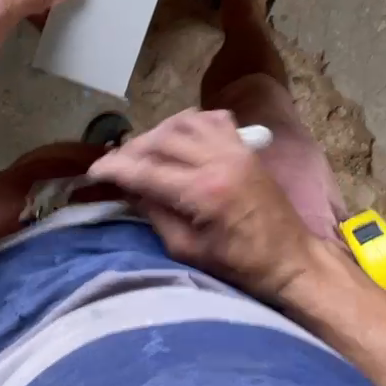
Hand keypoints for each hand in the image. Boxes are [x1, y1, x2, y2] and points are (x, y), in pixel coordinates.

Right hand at [87, 109, 324, 300]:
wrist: (292, 260)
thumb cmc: (241, 265)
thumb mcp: (188, 250)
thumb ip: (156, 215)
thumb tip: (129, 189)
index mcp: (204, 192)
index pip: (146, 171)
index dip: (114, 169)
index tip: (93, 172)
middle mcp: (219, 161)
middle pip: (161, 140)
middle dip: (131, 150)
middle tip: (114, 165)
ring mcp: (236, 149)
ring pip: (183, 122)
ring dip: (157, 132)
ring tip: (142, 150)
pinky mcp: (246, 148)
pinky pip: (212, 120)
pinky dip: (189, 122)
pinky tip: (178, 136)